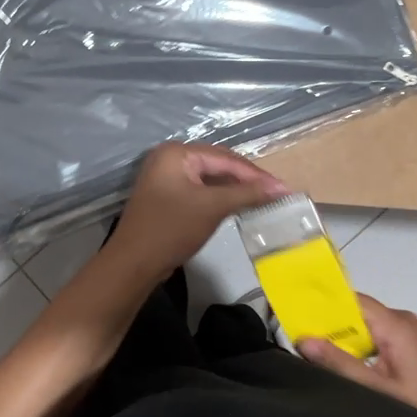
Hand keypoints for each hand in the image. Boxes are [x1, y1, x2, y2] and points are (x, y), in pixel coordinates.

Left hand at [106, 144, 290, 278]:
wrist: (133, 263)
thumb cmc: (172, 228)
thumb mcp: (212, 207)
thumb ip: (247, 193)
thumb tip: (282, 188)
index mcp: (176, 153)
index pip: (225, 158)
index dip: (256, 174)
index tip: (283, 188)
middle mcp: (168, 158)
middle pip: (217, 164)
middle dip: (246, 180)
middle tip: (276, 193)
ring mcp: (165, 177)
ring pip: (209, 178)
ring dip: (234, 189)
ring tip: (262, 199)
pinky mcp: (166, 196)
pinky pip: (199, 190)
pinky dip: (218, 198)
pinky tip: (236, 206)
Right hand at [299, 295, 416, 416]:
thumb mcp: (374, 390)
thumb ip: (339, 363)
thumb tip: (302, 338)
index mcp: (397, 325)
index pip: (352, 301)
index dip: (322, 305)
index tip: (293, 313)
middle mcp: (402, 321)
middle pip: (355, 313)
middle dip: (327, 326)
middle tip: (297, 340)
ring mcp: (406, 334)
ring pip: (362, 326)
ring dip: (340, 340)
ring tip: (310, 354)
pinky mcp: (407, 348)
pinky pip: (372, 338)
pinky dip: (354, 349)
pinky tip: (336, 365)